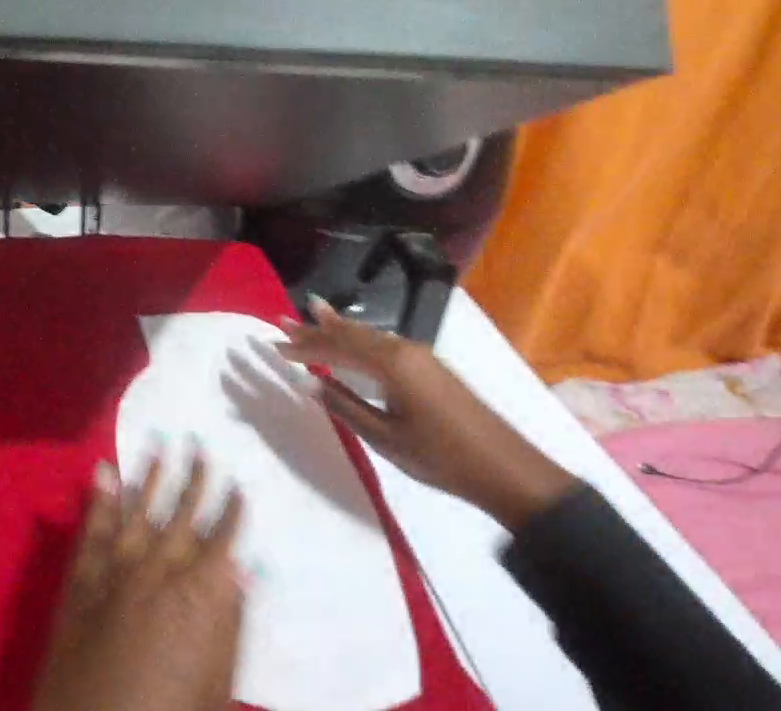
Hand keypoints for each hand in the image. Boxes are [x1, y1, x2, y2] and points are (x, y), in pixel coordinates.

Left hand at [31, 453, 245, 710]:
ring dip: (149, 477)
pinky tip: (104, 473)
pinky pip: (92, 532)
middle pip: (180, 515)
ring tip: (159, 445)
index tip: (238, 483)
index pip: (221, 539)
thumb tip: (241, 570)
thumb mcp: (217, 681)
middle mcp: (158, 571)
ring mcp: (116, 572)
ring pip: (137, 512)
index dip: (231, 511)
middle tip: (199, 444)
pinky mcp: (81, 582)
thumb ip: (229, 622)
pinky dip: (98, 500)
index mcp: (198, 594)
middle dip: (193, 479)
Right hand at [278, 296, 576, 530]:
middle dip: (317, 328)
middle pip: (352, 335)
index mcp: (390, 365)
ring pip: (369, 336)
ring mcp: (421, 357)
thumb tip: (310, 382)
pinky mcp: (431, 368)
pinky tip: (356, 339)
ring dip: (339, 329)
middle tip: (284, 319)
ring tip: (314, 312)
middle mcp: (404, 350)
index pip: (337, 348)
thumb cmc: (441, 457)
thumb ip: (346, 406)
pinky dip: (361, 339)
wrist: (506, 469)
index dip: (304, 347)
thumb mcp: (386, 438)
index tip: (274, 344)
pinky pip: (385, 343)